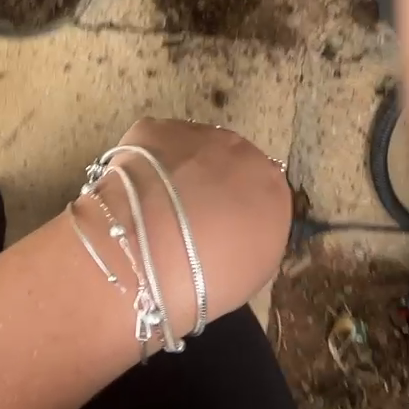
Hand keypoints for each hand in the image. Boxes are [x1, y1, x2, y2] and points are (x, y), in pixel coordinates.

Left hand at [87, 119, 290, 341]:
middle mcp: (241, 151)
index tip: (218, 224)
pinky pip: (155, 142)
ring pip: (191, 148)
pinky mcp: (156, 127)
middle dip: (209, 181)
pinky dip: (145, 159)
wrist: (146, 253)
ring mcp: (197, 134)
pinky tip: (136, 187)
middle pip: (228, 161)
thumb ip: (253, 236)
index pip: (260, 190)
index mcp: (272, 189)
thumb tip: (234, 226)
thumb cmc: (205, 281)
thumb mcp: (251, 271)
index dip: (236, 205)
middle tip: (185, 213)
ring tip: (157, 202)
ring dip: (180, 167)